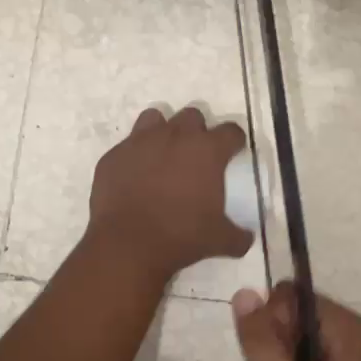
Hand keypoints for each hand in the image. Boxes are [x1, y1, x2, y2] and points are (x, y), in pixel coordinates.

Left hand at [88, 106, 254, 280]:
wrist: (128, 244)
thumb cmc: (181, 236)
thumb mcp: (220, 240)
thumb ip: (238, 235)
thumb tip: (246, 237)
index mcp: (206, 150)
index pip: (231, 131)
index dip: (234, 141)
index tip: (233, 153)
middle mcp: (174, 136)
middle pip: (192, 116)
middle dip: (197, 130)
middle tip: (196, 155)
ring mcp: (140, 142)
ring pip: (155, 118)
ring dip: (163, 131)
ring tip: (163, 154)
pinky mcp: (114, 155)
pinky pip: (127, 146)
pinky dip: (134, 156)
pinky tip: (134, 176)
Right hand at [232, 283, 360, 360]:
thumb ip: (258, 338)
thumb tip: (245, 292)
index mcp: (347, 331)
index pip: (292, 295)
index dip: (270, 322)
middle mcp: (351, 336)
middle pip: (292, 314)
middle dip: (272, 344)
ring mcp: (345, 358)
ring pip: (291, 337)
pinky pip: (299, 357)